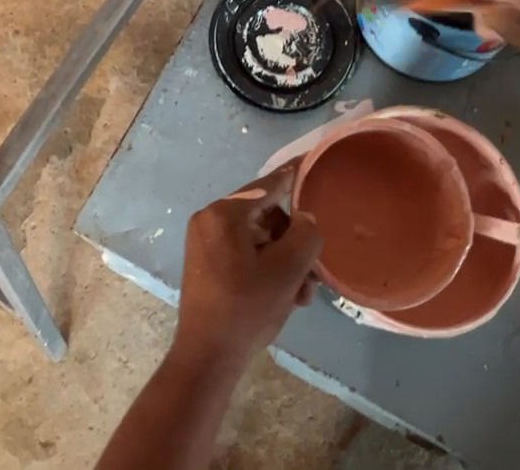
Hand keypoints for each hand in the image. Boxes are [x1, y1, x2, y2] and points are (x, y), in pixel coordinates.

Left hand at [171, 166, 322, 371]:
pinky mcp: (208, 264)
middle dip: (294, 242)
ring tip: (303, 293)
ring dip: (286, 262)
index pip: (268, 185)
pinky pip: (247, 254)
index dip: (294, 175)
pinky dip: (269, 269)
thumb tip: (305, 218)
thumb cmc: (246, 307)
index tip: (311, 161)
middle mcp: (210, 220)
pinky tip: (287, 296)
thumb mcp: (287, 269)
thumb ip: (305, 233)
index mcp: (224, 213)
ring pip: (260, 239)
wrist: (208, 358)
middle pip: (267, 216)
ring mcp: (206, 243)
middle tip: (313, 272)